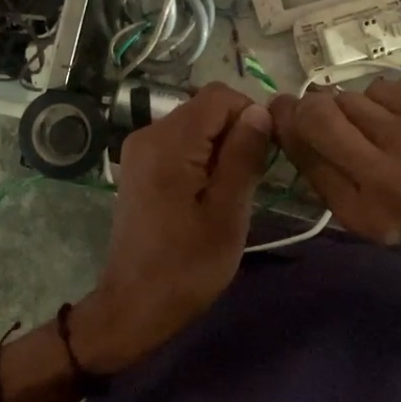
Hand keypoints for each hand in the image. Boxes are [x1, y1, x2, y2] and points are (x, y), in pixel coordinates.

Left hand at [72, 83, 270, 372]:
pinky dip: (202, 159)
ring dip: (220, 148)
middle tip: (251, 180)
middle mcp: (148, 133)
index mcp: (168, 141)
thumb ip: (243, 156)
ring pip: (195, 126)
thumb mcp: (228, 213)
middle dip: (236, 133)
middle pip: (205, 108)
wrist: (134, 305)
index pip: (219, 96)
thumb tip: (259, 111)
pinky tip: (210, 195)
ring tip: (232, 192)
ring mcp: (140, 149)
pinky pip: (180, 144)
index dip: (250, 115)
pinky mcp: (140, 166)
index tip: (267, 154)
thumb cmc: (187, 266)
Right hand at [270, 78, 400, 250]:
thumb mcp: (363, 217)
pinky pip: (379, 88)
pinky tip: (397, 120)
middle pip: (321, 115)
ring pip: (350, 98)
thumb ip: (321, 172)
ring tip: (371, 129)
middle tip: (310, 109)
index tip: (277, 112)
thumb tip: (283, 119)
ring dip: (349, 109)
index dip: (286, 126)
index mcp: (367, 212)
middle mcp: (392, 175)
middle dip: (308, 107)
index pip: (307, 153)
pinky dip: (379, 100)